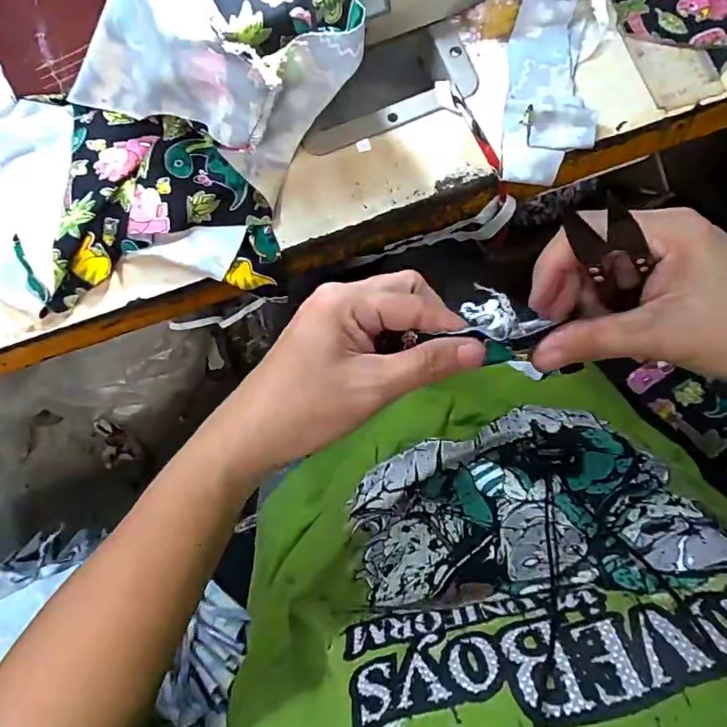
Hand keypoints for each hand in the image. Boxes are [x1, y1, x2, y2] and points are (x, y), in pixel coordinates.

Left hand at [195, 271, 485, 484]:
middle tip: (447, 357)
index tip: (477, 353)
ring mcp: (329, 310)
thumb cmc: (309, 411)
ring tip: (423, 364)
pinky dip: (392, 337)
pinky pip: (371, 321)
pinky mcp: (325, 329)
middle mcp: (338, 294)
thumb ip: (427, 364)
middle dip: (431, 318)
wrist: (248, 436)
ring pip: (388, 306)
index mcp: (345, 300)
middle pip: (402, 290)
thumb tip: (478, 349)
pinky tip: (396, 364)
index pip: (413, 300)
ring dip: (412, 328)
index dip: (448, 324)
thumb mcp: (374, 388)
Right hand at [527, 208, 726, 407]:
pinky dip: (612, 308)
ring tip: (596, 337)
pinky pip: (625, 282)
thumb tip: (536, 356)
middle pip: (591, 249)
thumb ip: (593, 340)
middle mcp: (662, 229)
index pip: (584, 231)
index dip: (552, 268)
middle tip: (563, 330)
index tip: (540, 310)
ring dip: (590, 303)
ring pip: (604, 268)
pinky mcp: (674, 272)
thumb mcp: (659, 336)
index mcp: (663, 228)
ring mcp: (669, 251)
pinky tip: (618, 333)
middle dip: (571, 289)